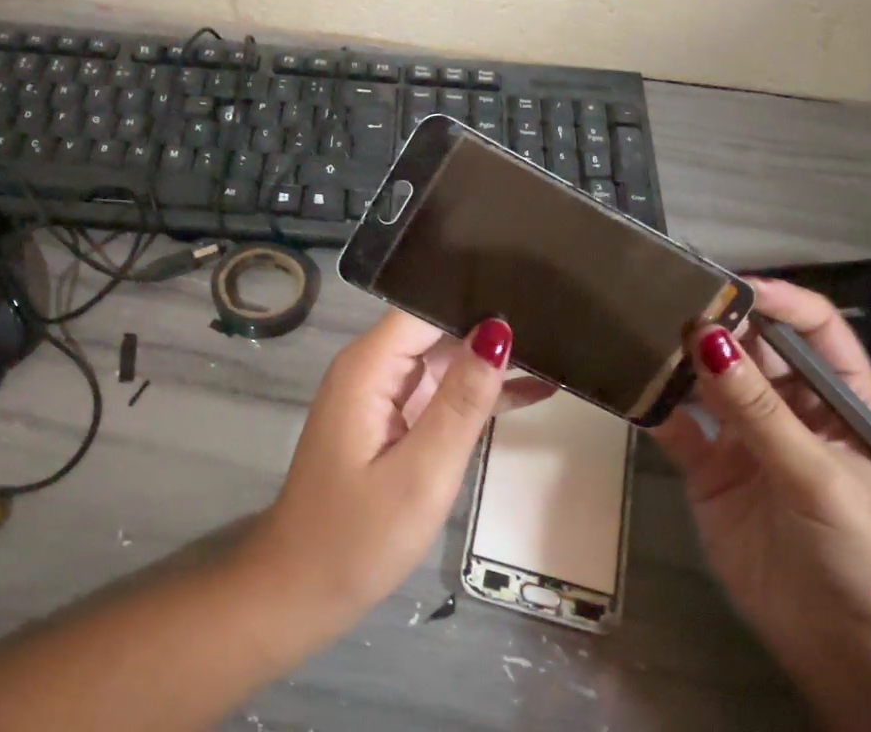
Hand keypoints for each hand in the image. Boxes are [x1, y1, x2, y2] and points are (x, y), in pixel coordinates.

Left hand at [239, 311, 552, 625]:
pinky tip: (538, 390)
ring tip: (565, 341)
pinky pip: (442, 393)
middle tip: (566, 311)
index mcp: (368, 367)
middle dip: (493, 322)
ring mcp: (384, 395)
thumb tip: (499, 331)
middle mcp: (373, 369)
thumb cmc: (357, 538)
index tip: (536, 282)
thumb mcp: (420, 473)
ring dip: (494, 358)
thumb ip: (461, 402)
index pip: (426, 308)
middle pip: (437, 327)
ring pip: (445, 359)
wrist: (303, 589)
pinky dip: (481, 394)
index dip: (476, 293)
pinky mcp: (395, 422)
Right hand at [652, 279, 870, 729]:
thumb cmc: (867, 557)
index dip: (782, 302)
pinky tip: (628, 390)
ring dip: (680, 361)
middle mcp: (793, 413)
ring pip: (710, 385)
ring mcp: (747, 445)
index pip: (817, 332)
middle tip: (665, 298)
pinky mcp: (710, 477)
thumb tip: (706, 337)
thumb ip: (758, 411)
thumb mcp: (820, 477)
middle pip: (755, 351)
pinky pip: (678, 431)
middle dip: (719, 323)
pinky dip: (654, 410)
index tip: (731, 287)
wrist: (855, 658)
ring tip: (639, 331)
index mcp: (842, 403)